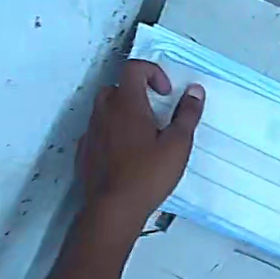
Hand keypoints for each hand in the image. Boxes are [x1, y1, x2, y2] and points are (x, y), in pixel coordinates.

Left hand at [77, 60, 203, 235]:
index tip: (165, 93)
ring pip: (104, 109)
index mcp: (127, 104)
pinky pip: (97, 131)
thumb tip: (194, 92)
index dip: (152, 73)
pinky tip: (125, 153)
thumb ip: (187, 114)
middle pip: (116, 87)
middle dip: (136, 92)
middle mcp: (104, 113)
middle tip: (155, 112)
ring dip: (122, 112)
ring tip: (142, 134)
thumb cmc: (147, 175)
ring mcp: (91, 132)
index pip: (134, 69)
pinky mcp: (84, 152)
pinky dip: (111, 133)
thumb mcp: (178, 144)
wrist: (113, 209)